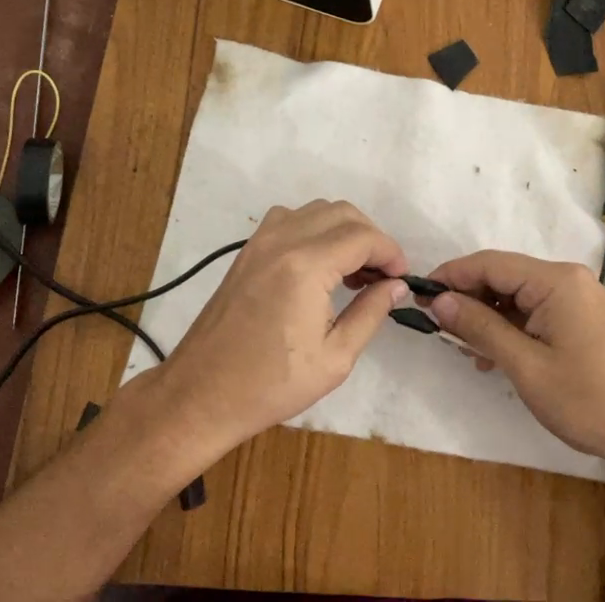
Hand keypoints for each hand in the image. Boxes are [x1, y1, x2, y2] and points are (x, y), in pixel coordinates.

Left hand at [152, 200, 409, 451]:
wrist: (202, 393)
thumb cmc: (271, 384)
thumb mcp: (335, 358)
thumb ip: (370, 313)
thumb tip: (396, 285)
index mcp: (306, 266)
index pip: (364, 236)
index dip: (391, 252)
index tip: (402, 278)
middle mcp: (283, 240)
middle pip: (343, 213)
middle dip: (371, 237)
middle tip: (382, 276)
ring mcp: (260, 241)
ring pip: (316, 210)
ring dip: (343, 229)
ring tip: (353, 272)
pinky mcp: (247, 251)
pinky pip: (290, 219)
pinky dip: (314, 228)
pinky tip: (319, 265)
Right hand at [423, 250, 604, 469]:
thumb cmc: (586, 400)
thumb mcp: (525, 365)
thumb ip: (480, 327)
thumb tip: (439, 300)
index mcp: (557, 280)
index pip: (490, 264)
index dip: (452, 277)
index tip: (419, 296)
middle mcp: (569, 279)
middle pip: (504, 277)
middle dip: (469, 299)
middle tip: (438, 327)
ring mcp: (580, 299)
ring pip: (519, 296)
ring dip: (489, 317)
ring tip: (465, 349)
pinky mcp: (584, 319)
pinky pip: (537, 311)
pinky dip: (512, 327)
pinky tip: (495, 356)